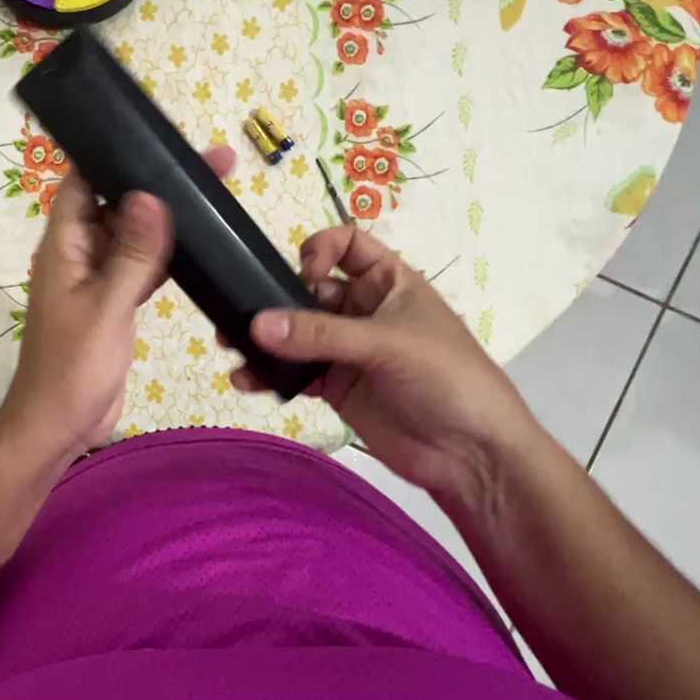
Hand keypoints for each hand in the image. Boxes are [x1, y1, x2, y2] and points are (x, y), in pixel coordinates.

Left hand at [0, 147, 236, 458]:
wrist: (60, 425)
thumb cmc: (72, 368)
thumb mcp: (105, 307)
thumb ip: (131, 254)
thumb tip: (150, 195)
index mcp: (65, 246)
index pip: (85, 183)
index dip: (115, 155)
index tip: (159, 136)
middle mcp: (80, 255)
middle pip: (118, 205)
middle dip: (158, 183)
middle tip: (214, 163)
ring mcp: (98, 280)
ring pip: (134, 237)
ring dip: (168, 219)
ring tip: (216, 194)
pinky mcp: (115, 304)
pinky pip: (142, 268)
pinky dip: (167, 257)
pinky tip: (199, 246)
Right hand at [232, 224, 545, 500]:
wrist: (471, 455)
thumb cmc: (447, 379)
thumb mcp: (386, 345)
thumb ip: (320, 334)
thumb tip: (256, 325)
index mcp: (389, 284)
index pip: (349, 245)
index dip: (322, 249)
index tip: (302, 273)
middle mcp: (364, 311)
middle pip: (310, 291)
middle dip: (275, 298)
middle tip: (240, 313)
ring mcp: (347, 351)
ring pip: (296, 334)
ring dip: (264, 338)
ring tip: (229, 345)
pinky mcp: (336, 387)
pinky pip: (294, 373)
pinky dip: (268, 375)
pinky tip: (245, 380)